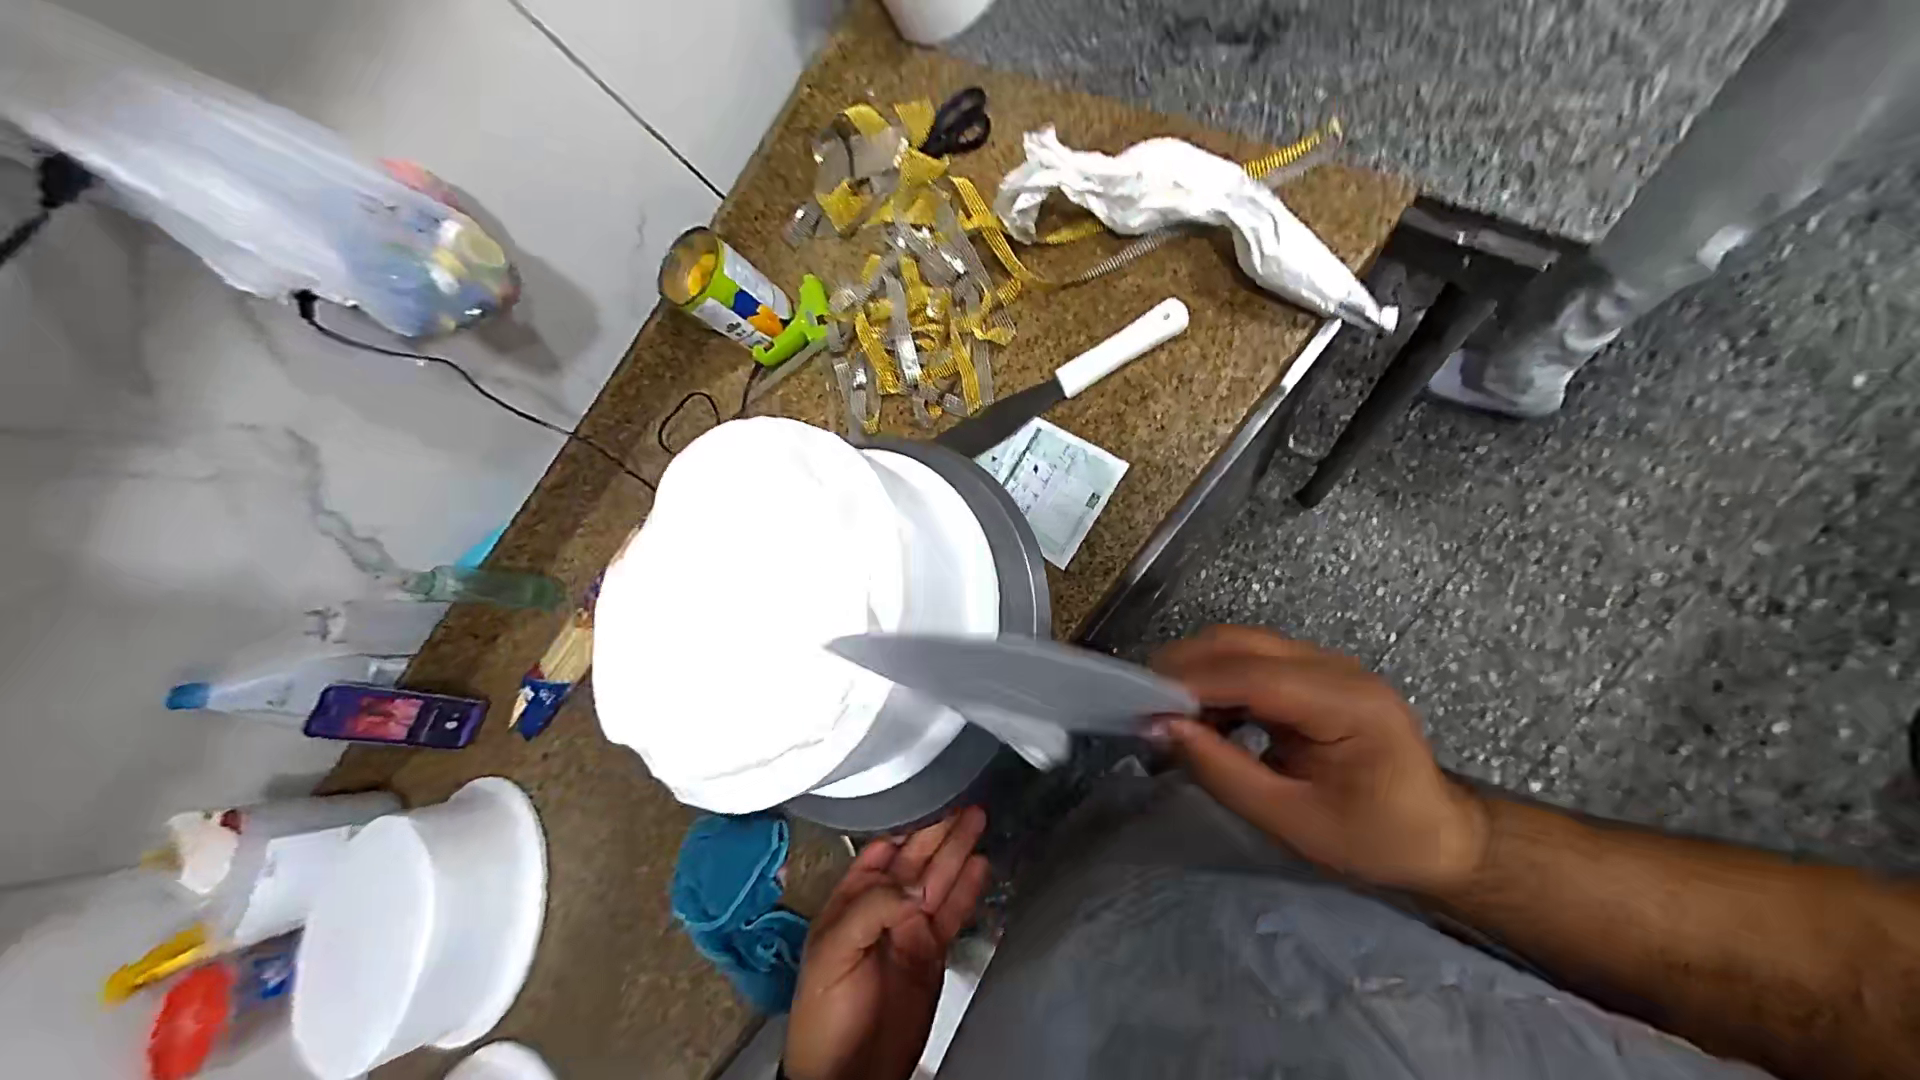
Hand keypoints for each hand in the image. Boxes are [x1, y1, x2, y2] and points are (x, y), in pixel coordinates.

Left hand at [784, 808, 989, 1079]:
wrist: (848, 1075)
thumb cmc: (821, 1016)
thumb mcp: (833, 950)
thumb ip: (872, 909)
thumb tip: (914, 888)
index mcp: (853, 898)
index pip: (885, 849)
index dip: (909, 825)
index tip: (932, 801)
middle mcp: (884, 907)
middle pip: (918, 858)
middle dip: (941, 830)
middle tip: (965, 805)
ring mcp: (910, 929)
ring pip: (940, 879)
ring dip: (959, 850)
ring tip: (977, 821)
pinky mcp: (932, 953)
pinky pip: (953, 912)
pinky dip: (968, 889)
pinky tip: (980, 867)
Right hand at [1152, 626, 1486, 893]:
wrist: (1437, 836)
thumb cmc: (1373, 839)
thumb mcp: (1291, 820)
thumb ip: (1222, 770)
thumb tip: (1161, 728)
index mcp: (1347, 703)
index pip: (1253, 674)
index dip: (1191, 683)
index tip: (1143, 706)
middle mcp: (1336, 667)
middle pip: (1241, 643)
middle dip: (1184, 667)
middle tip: (1144, 706)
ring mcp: (1326, 663)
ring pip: (1240, 643)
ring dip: (1195, 670)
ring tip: (1167, 713)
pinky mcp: (1312, 671)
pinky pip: (1250, 658)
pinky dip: (1215, 678)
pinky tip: (1202, 714)